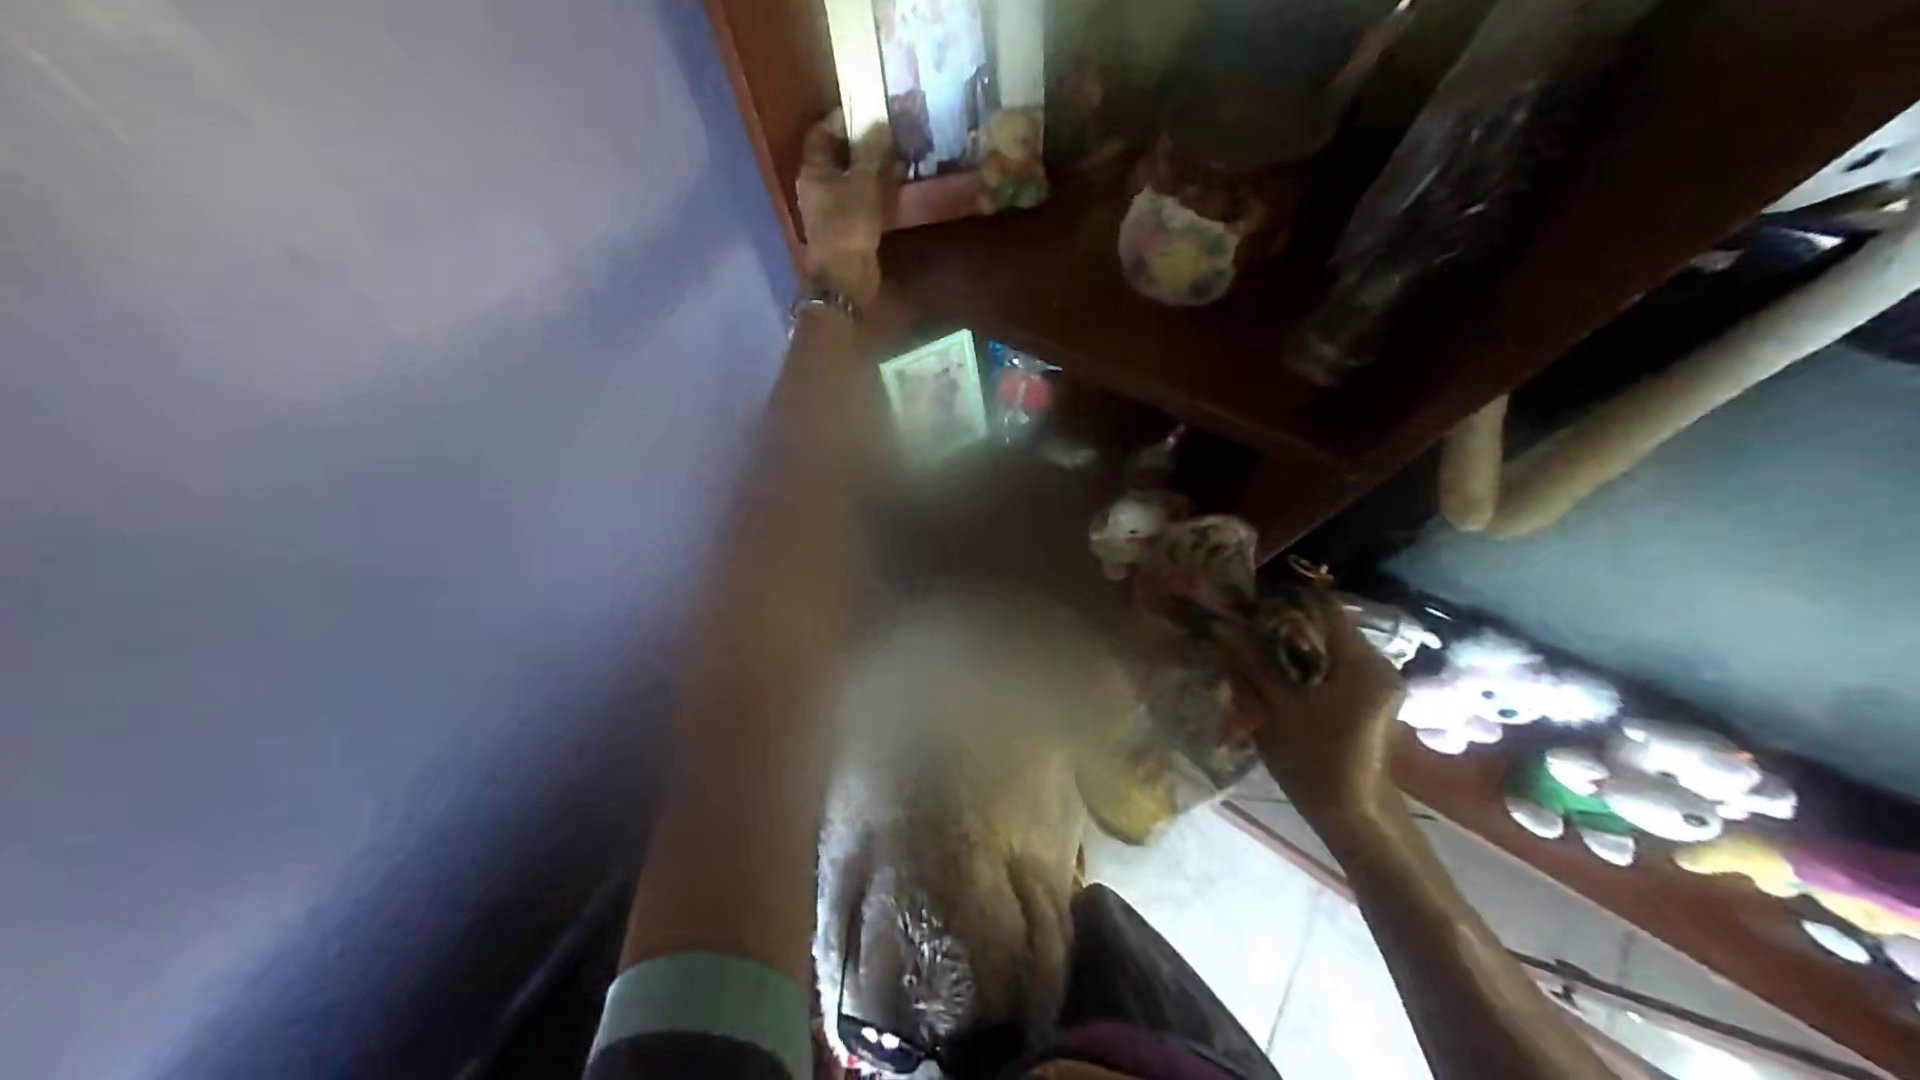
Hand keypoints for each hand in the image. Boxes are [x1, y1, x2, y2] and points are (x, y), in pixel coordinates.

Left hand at [796, 112, 892, 309]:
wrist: (847, 278)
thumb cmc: (849, 226)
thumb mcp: (863, 183)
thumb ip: (871, 151)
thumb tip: (879, 122)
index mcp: (813, 171)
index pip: (822, 133)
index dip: (842, 119)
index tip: (868, 111)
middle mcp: (817, 187)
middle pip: (837, 156)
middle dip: (861, 144)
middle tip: (888, 133)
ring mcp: (830, 210)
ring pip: (850, 179)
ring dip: (871, 169)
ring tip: (896, 157)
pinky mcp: (846, 228)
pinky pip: (860, 201)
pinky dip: (875, 191)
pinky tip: (894, 187)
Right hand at [1225, 592, 1405, 814]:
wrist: (1354, 816)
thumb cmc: (1315, 761)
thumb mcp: (1276, 708)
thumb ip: (1249, 661)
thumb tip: (1219, 625)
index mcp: (1362, 663)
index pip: (1322, 607)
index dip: (1282, 600)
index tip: (1246, 604)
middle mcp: (1378, 663)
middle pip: (1324, 626)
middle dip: (1282, 625)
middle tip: (1242, 628)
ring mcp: (1377, 681)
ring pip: (1326, 646)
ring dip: (1290, 645)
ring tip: (1253, 650)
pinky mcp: (1370, 697)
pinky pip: (1332, 666)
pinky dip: (1303, 664)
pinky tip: (1276, 674)